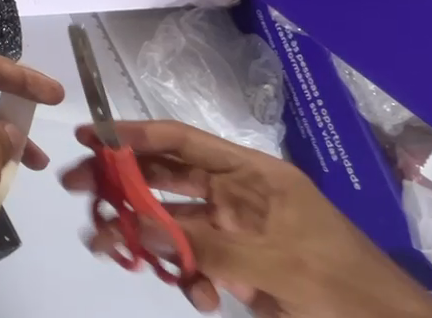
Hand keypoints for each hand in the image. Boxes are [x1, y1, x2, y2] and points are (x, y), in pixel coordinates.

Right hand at [61, 121, 431, 317]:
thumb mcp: (282, 269)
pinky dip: (185, 275)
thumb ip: (206, 249)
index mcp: (254, 176)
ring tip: (113, 249)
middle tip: (80, 190)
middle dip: (123, 185)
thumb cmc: (352, 292)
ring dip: (145, 237)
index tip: (88, 138)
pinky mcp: (242, 267)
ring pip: (172, 222)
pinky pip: (194, 260)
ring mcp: (240, 232)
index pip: (181, 141)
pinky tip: (196, 297)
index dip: (132, 135)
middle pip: (165, 178)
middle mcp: (240, 195)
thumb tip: (138, 233)